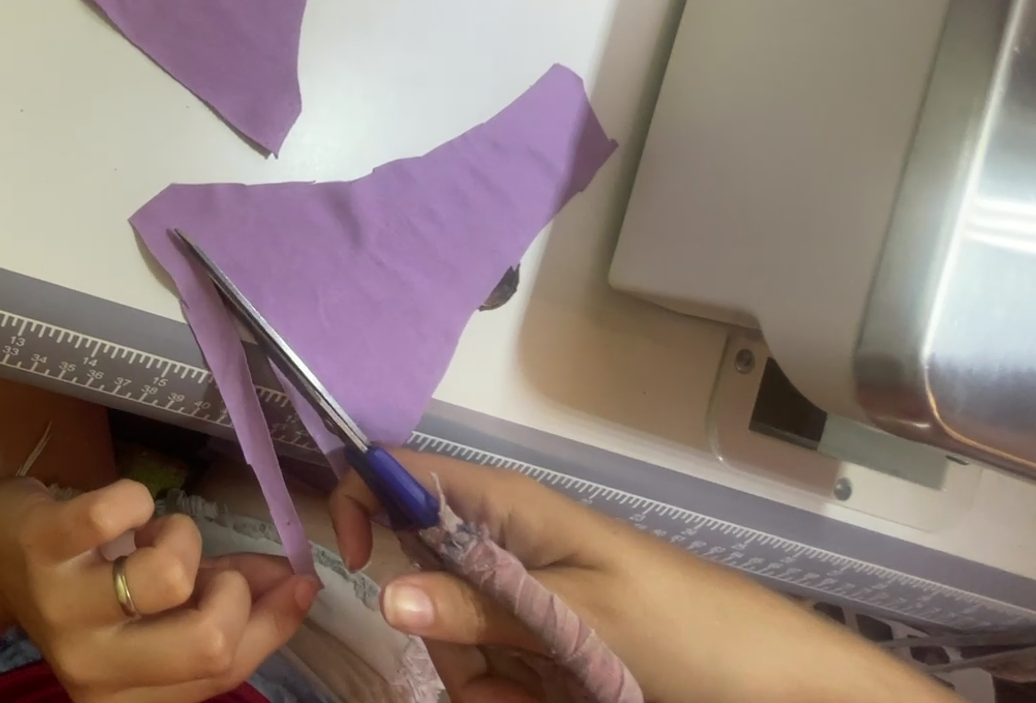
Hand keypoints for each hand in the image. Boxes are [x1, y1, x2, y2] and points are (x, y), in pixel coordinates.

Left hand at [0, 477, 318, 702]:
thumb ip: (221, 602)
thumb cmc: (85, 581)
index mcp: (128, 694)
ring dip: (179, 533)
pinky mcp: (46, 544)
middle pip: (207, 641)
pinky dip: (136, 497)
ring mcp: (67, 606)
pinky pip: (115, 512)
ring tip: (149, 534)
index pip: (224, 671)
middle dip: (231, 587)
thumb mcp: (151, 609)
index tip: (296, 579)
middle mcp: (95, 667)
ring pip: (170, 574)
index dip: (272, 622)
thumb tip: (296, 583)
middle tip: (200, 561)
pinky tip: (122, 508)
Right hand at [328, 450, 952, 702]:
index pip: (397, 472)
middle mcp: (499, 535)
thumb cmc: (689, 632)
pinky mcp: (540, 629)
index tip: (358, 565)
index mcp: (502, 503)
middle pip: (417, 565)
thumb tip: (383, 596)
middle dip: (437, 629)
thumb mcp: (581, 623)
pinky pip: (486, 656)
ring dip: (473, 671)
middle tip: (487, 678)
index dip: (362, 502)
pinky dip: (500, 690)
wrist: (795, 689)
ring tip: (531, 702)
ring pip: (447, 621)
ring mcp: (519, 585)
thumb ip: (479, 607)